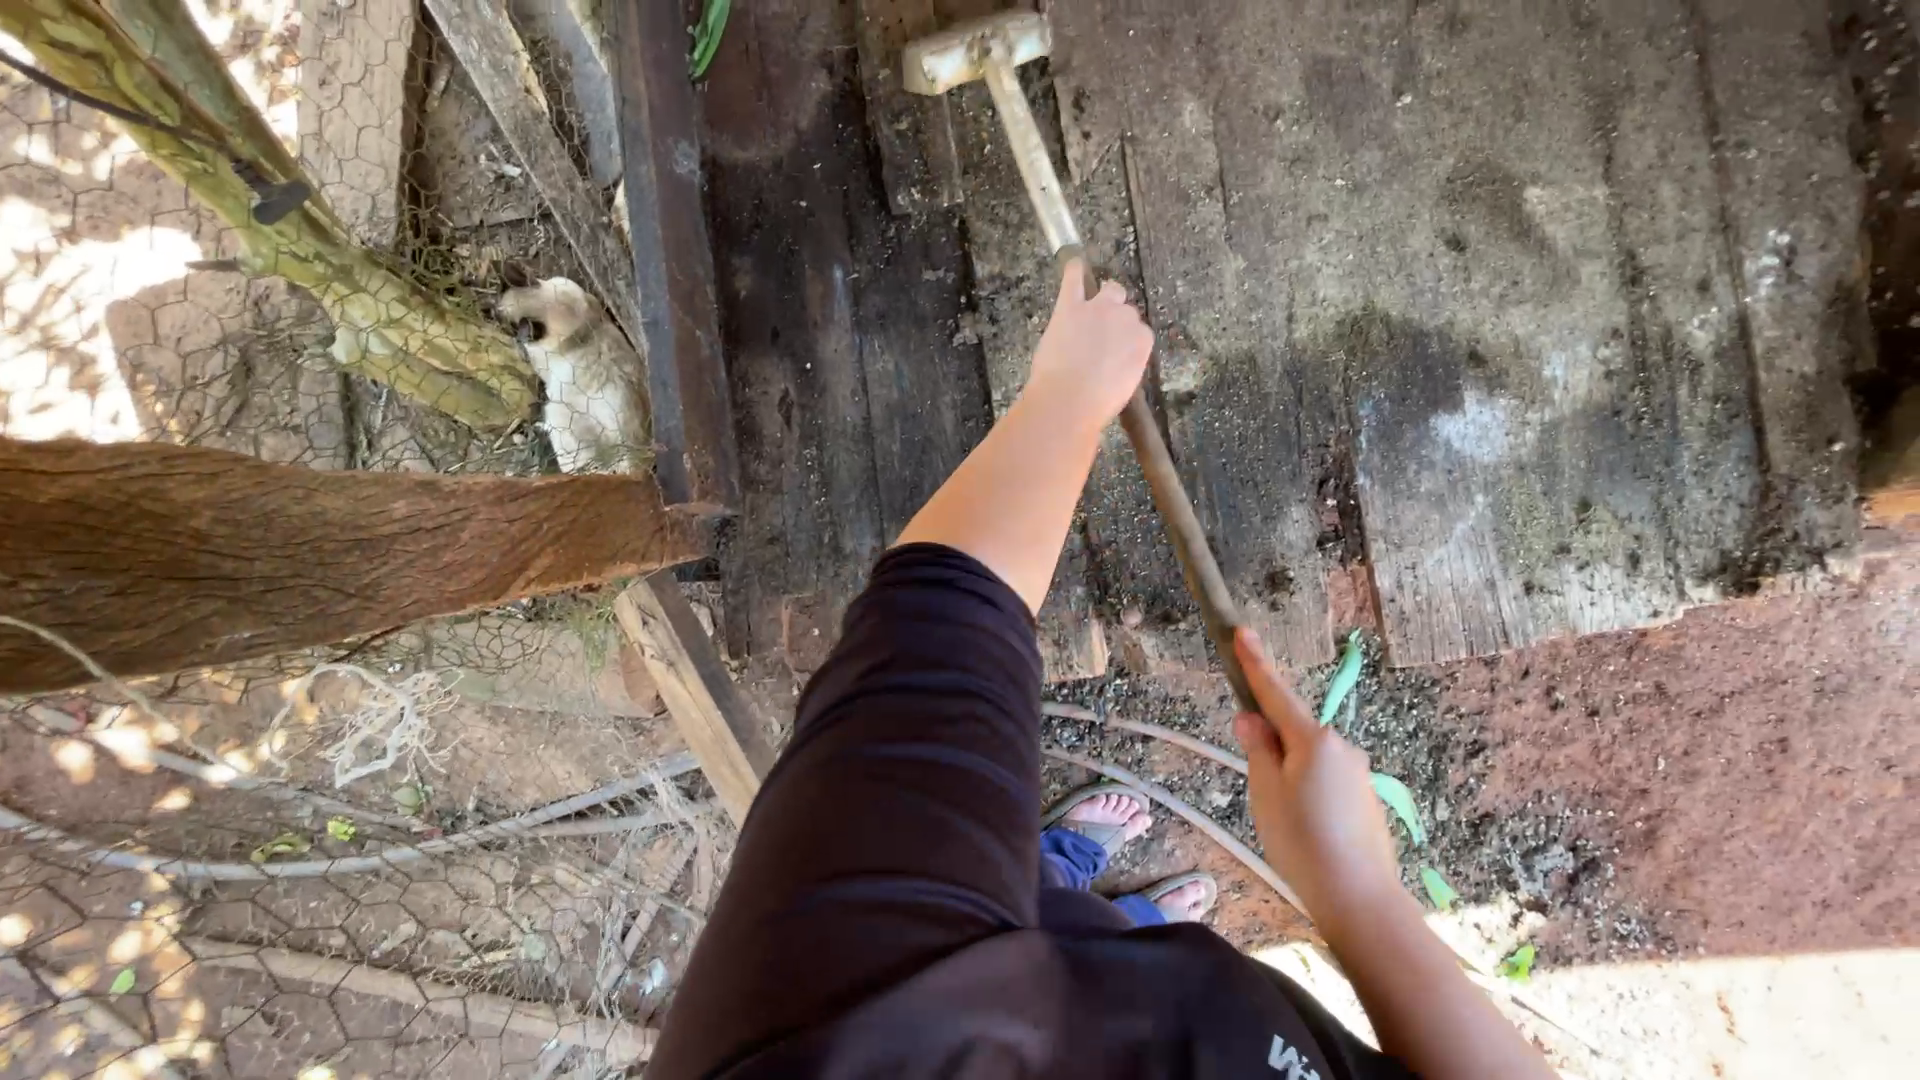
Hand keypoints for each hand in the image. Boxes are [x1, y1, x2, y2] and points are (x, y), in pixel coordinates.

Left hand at [1021, 258, 1152, 427]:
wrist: (1068, 401)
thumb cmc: (1095, 405)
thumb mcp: (1123, 388)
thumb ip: (1123, 367)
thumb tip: (1113, 366)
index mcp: (1143, 342)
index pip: (1138, 332)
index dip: (1124, 341)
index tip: (1113, 352)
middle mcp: (1126, 319)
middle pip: (1125, 310)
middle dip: (1115, 321)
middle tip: (1099, 340)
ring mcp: (1098, 309)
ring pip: (1109, 290)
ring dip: (1103, 298)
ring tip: (1091, 311)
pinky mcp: (1070, 307)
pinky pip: (1074, 279)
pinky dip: (1074, 271)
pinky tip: (1074, 264)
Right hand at [1230, 628, 1404, 941]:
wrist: (1360, 899)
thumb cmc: (1302, 839)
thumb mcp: (1265, 791)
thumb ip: (1257, 749)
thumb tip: (1252, 719)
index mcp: (1313, 739)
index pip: (1276, 692)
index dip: (1256, 663)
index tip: (1242, 630)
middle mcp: (1342, 747)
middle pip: (1294, 731)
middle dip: (1271, 743)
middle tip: (1259, 785)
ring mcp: (1358, 774)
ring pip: (1309, 760)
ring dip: (1289, 773)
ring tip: (1282, 821)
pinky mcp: (1366, 800)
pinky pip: (1325, 781)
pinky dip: (1307, 792)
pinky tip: (1304, 830)